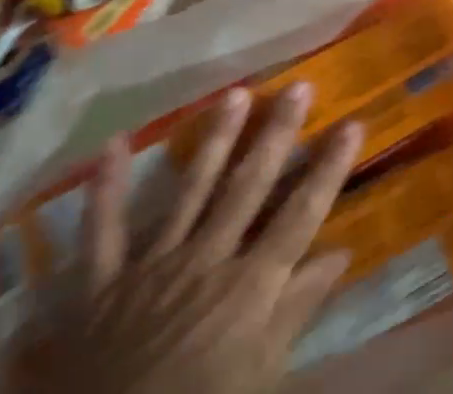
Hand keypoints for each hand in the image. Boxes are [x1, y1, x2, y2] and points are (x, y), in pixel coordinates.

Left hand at [8, 84, 362, 393]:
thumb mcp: (264, 371)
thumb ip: (298, 308)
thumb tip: (340, 252)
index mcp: (250, 285)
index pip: (301, 215)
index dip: (328, 169)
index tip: (351, 124)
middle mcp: (206, 259)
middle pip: (248, 188)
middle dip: (277, 135)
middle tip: (299, 86)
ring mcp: (152, 263)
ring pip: (189, 190)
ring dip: (214, 141)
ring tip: (236, 94)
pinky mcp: (100, 279)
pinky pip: (103, 227)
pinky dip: (106, 185)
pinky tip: (117, 141)